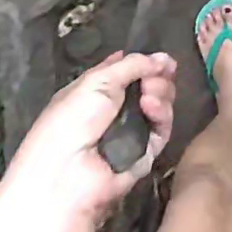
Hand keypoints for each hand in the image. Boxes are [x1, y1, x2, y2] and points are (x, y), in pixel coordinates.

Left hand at [0, 51, 178, 230]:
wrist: (68, 174)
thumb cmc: (72, 119)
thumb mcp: (97, 81)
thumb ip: (133, 65)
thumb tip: (164, 57)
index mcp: (97, 88)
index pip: (127, 69)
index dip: (144, 62)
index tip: (161, 58)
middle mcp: (116, 108)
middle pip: (148, 85)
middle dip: (156, 76)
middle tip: (153, 76)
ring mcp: (132, 130)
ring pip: (159, 104)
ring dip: (159, 93)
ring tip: (150, 92)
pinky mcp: (146, 153)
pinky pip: (162, 129)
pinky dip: (160, 114)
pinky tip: (151, 107)